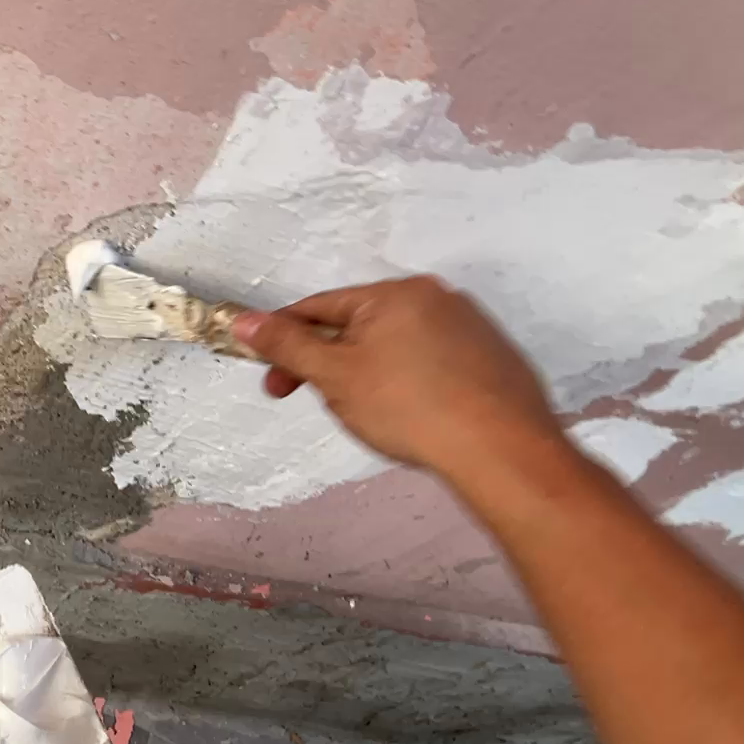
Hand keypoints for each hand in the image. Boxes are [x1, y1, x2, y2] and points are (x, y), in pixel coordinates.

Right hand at [231, 275, 566, 477]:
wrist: (499, 449)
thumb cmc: (406, 406)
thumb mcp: (331, 374)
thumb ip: (285, 345)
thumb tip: (243, 320)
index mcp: (394, 294)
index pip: (315, 308)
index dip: (281, 342)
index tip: (269, 379)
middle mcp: (434, 297)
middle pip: (351, 324)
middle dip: (320, 361)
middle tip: (303, 398)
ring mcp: (467, 324)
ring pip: (384, 343)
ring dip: (355, 371)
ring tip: (356, 409)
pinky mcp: (486, 354)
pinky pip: (420, 357)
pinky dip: (395, 378)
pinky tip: (398, 409)